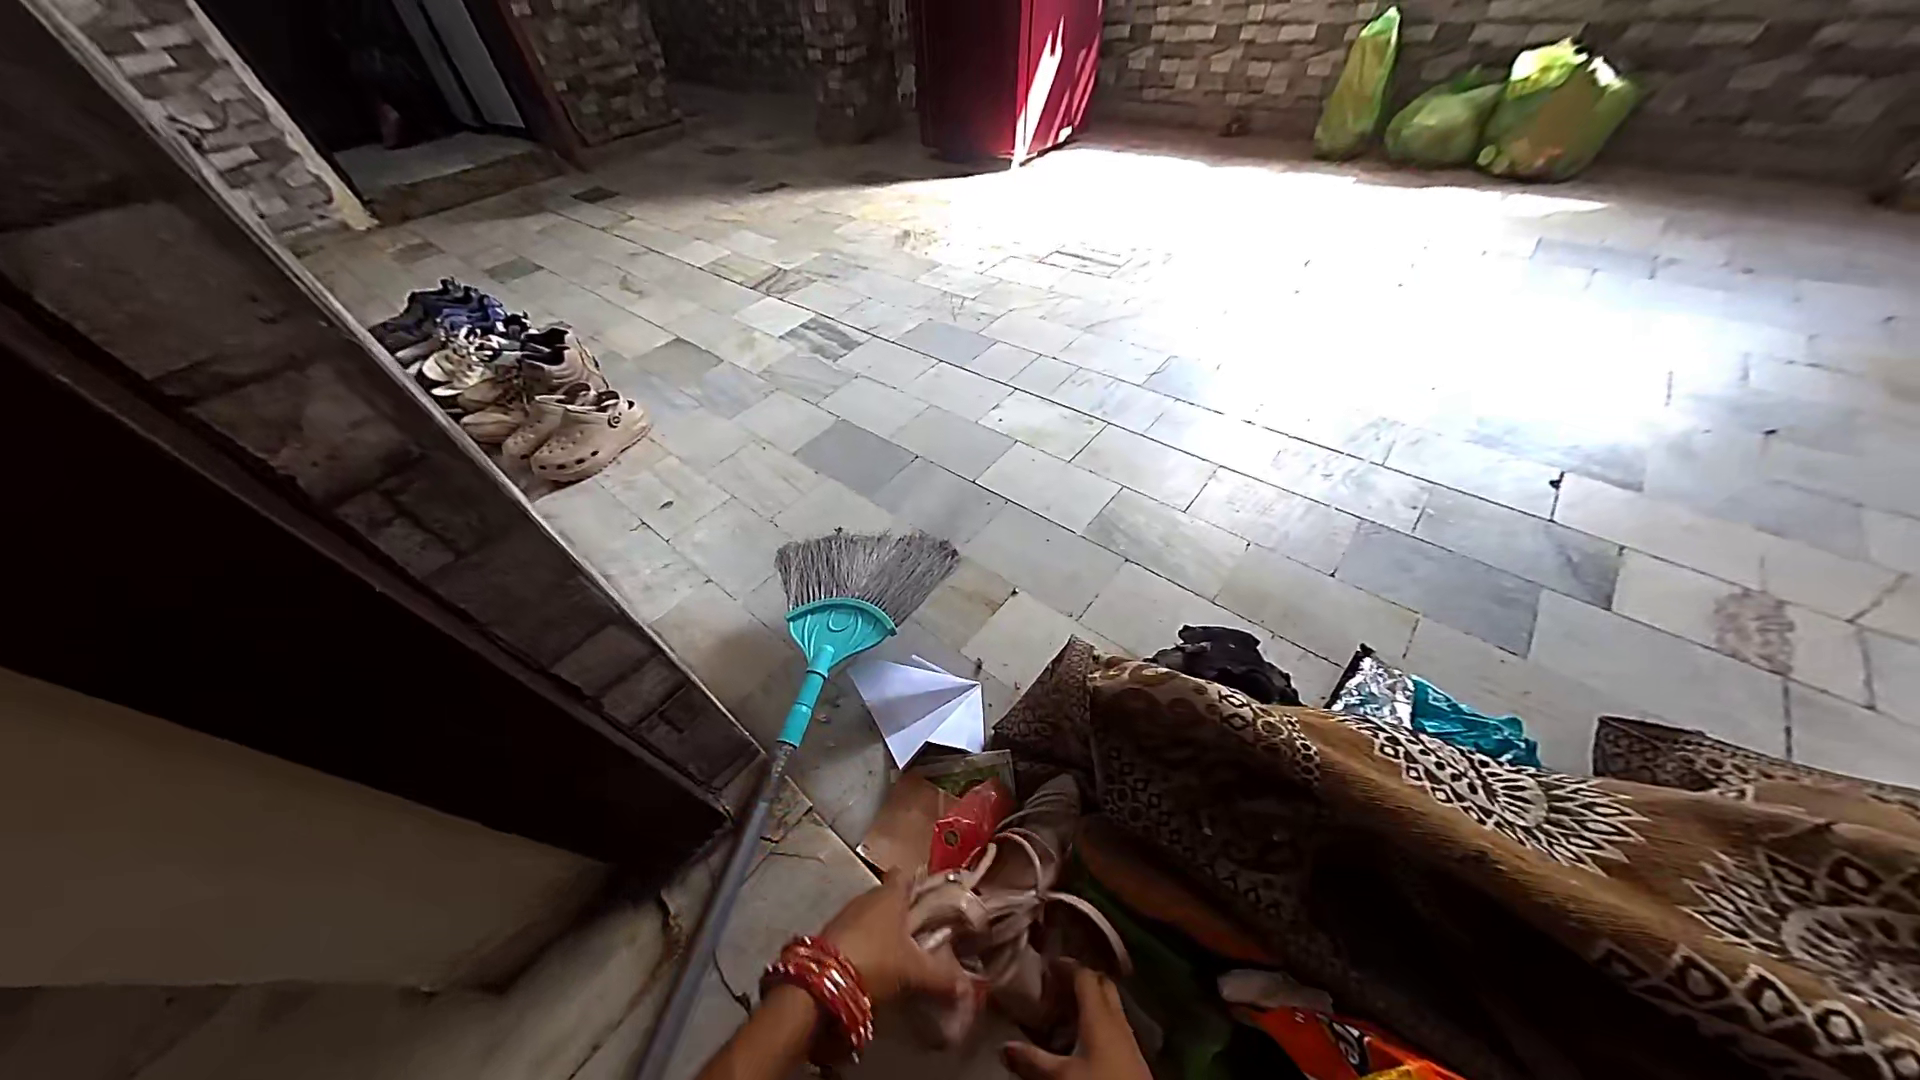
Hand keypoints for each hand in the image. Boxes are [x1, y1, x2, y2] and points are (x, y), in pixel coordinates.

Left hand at [820, 869, 971, 1005]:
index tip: (930, 899)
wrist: (821, 981)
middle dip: (902, 911)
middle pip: (889, 895)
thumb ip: (942, 977)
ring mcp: (846, 912)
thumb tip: (967, 987)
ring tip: (899, 951)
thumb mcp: (914, 971)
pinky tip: (874, 963)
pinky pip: (855, 930)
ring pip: (871, 913)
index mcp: (891, 893)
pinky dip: (865, 941)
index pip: (906, 874)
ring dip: (882, 928)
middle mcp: (868, 895)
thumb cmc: (875, 959)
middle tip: (920, 932)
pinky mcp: (831, 932)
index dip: (918, 883)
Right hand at [1002, 965, 1151, 1079]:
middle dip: (1079, 979)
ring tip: (1064, 1011)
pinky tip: (1082, 1039)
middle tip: (1055, 984)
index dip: (1066, 966)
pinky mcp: (1133, 1056)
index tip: (1046, 964)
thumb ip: (1033, 1060)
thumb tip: (1004, 1046)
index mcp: (1099, 1014)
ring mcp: (1128, 1037)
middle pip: (1100, 984)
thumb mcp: (1061, 1078)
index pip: (1084, 975)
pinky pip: (1113, 1024)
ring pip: (1109, 1004)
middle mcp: (1116, 1019)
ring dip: (1089, 1001)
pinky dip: (1097, 1020)